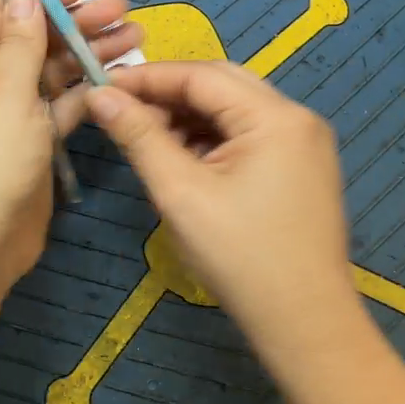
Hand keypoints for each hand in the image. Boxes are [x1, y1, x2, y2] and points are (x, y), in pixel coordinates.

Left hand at [0, 0, 141, 280]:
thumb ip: (19, 41)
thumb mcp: (5, 90)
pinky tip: (122, 79)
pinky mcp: (36, 137)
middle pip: (36, 35)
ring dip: (91, 51)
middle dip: (77, 21)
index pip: (2, 8)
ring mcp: (14, 109)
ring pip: (56, 68)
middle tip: (126, 11)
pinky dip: (90, 89)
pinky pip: (65, 103)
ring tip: (137, 36)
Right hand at [85, 63, 354, 339]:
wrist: (305, 327)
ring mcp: (302, 144)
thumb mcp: (179, 191)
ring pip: (230, 107)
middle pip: (218, 83)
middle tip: (120, 107)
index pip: (199, 75)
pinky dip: (206, 136)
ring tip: (143, 136)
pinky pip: (243, 132)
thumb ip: (138, 135)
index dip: (146, 77)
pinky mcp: (298, 167)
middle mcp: (296, 118)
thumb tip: (99, 95)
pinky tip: (178, 156)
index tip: (101, 86)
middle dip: (165, 92)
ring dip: (184, 114)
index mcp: (275, 118)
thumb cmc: (241, 256)